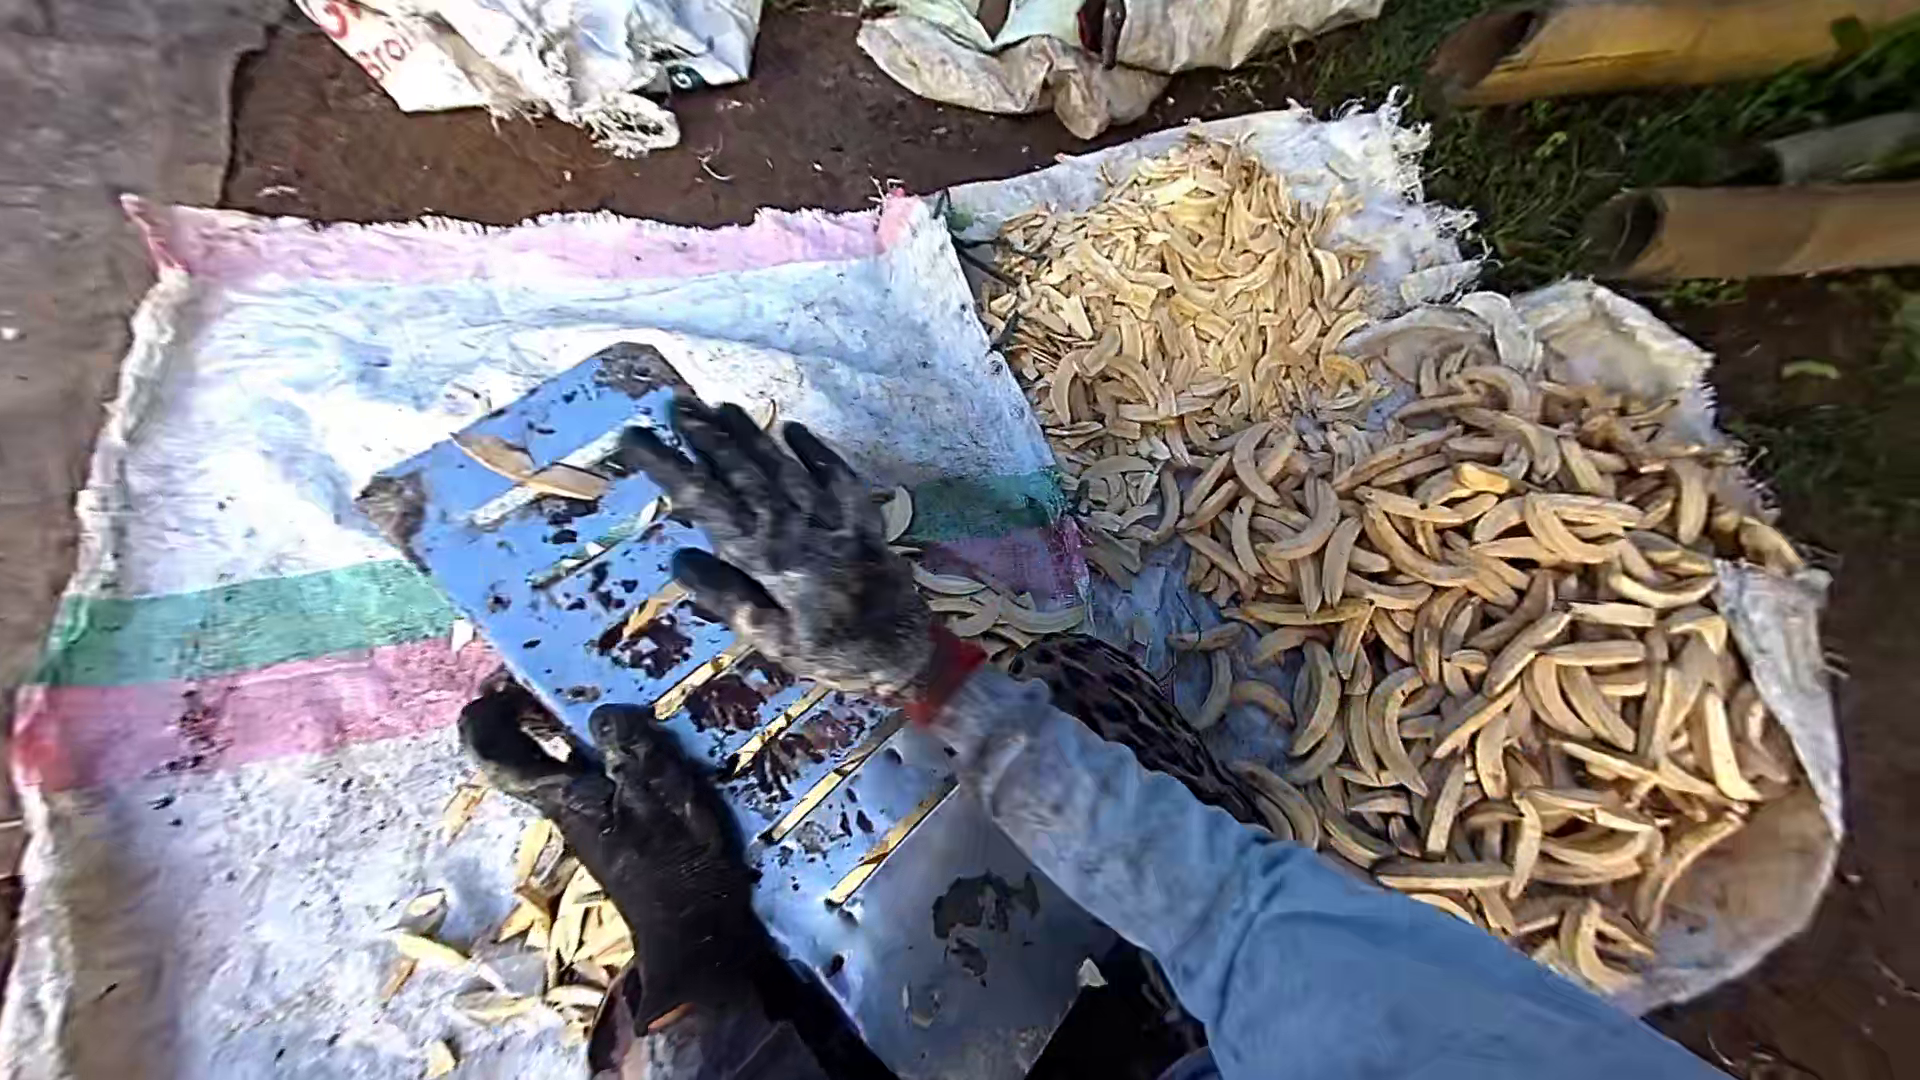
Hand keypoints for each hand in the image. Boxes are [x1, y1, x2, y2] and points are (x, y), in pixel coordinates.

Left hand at [459, 683, 760, 1026]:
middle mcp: (568, 806)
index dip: (484, 724)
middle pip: (524, 757)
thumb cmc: (681, 863)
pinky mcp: (615, 821)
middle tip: (545, 674)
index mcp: (568, 801)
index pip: (502, 763)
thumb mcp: (668, 800)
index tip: (492, 686)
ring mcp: (591, 815)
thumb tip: (602, 714)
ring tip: (590, 687)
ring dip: (560, 724)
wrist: (694, 923)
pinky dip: (592, 743)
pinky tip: (630, 729)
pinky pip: (588, 771)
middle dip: (524, 713)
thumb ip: (635, 755)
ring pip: (557, 762)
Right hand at [615, 396, 933, 696]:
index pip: (706, 502)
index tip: (636, 438)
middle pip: (744, 472)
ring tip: (723, 407)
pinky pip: (838, 474)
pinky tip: (796, 430)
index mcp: (767, 558)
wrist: (903, 651)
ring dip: (754, 436)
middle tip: (677, 404)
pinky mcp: (863, 517)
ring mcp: (833, 517)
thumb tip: (680, 558)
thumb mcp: (772, 640)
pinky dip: (817, 451)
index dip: (669, 467)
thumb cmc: (833, 653)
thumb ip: (728, 597)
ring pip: (784, 466)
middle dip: (708, 437)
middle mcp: (797, 526)